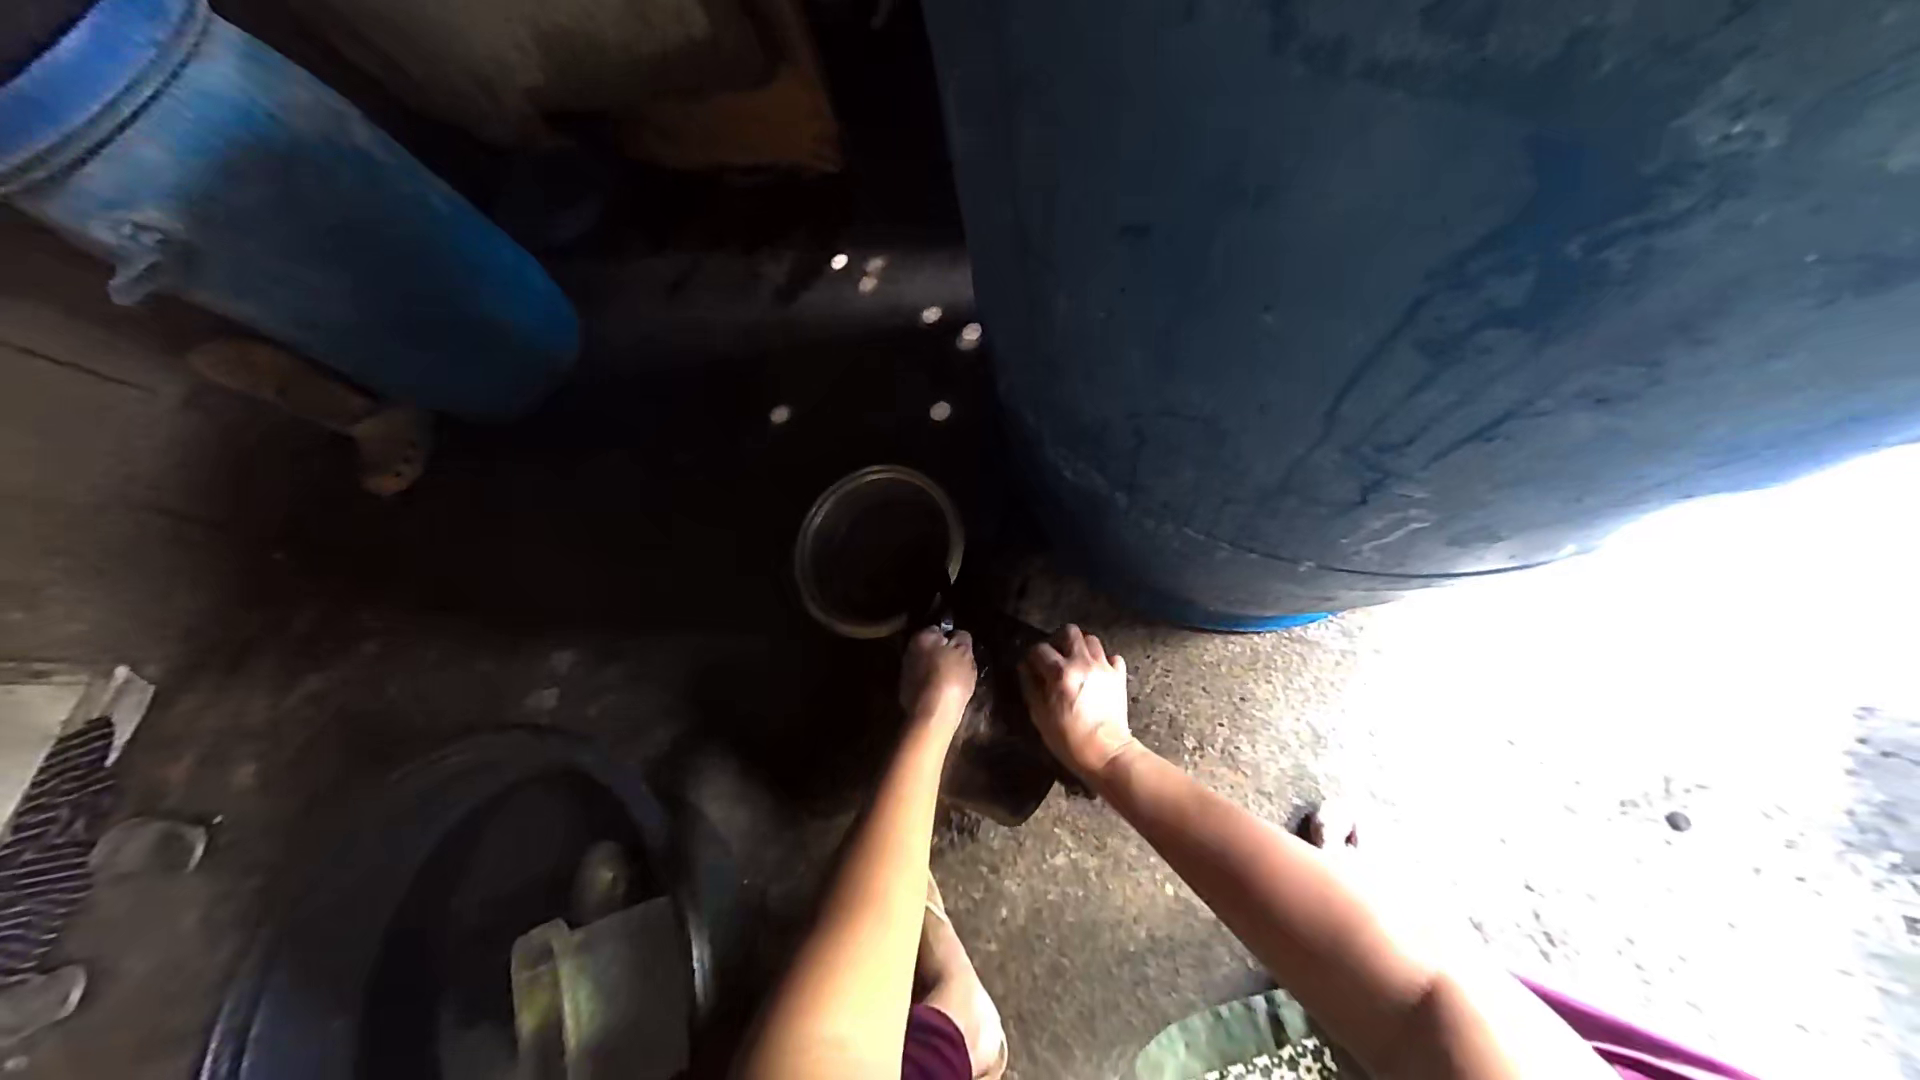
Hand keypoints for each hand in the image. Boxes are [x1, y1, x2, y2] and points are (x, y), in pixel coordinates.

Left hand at [900, 626, 976, 726]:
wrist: (932, 714)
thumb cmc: (950, 677)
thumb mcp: (965, 653)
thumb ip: (962, 638)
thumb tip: (956, 634)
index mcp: (921, 636)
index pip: (938, 630)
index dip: (951, 639)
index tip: (961, 650)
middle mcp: (908, 651)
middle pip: (930, 649)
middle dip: (941, 655)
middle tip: (959, 666)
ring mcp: (904, 673)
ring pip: (925, 666)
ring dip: (936, 671)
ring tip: (953, 683)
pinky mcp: (905, 692)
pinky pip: (923, 683)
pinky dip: (931, 686)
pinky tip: (943, 695)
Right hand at [1020, 624, 1137, 783]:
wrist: (1107, 753)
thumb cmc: (1068, 739)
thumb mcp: (1039, 716)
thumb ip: (1030, 686)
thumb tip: (1024, 667)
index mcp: (1060, 673)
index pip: (1040, 649)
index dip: (1032, 656)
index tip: (1032, 665)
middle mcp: (1082, 663)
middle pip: (1070, 631)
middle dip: (1059, 640)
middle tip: (1055, 656)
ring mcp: (1103, 667)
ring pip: (1091, 640)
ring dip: (1081, 647)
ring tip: (1075, 663)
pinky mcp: (1119, 676)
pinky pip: (1111, 657)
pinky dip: (1103, 661)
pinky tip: (1096, 674)